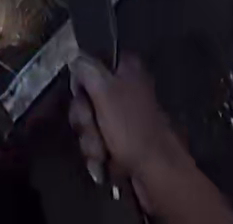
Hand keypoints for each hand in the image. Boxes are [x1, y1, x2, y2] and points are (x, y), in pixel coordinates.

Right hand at [70, 55, 232, 222]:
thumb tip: (75, 57)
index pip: (92, 63)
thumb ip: (86, 69)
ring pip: (90, 124)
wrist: (158, 175)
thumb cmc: (132, 128)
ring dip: (90, 141)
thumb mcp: (104, 90)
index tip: (81, 94)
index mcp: (126, 69)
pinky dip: (97, 155)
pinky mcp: (122, 144)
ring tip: (102, 153)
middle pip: (87, 97)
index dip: (82, 81)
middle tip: (93, 128)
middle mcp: (125, 90)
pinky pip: (98, 144)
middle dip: (84, 119)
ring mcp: (124, 119)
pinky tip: (103, 164)